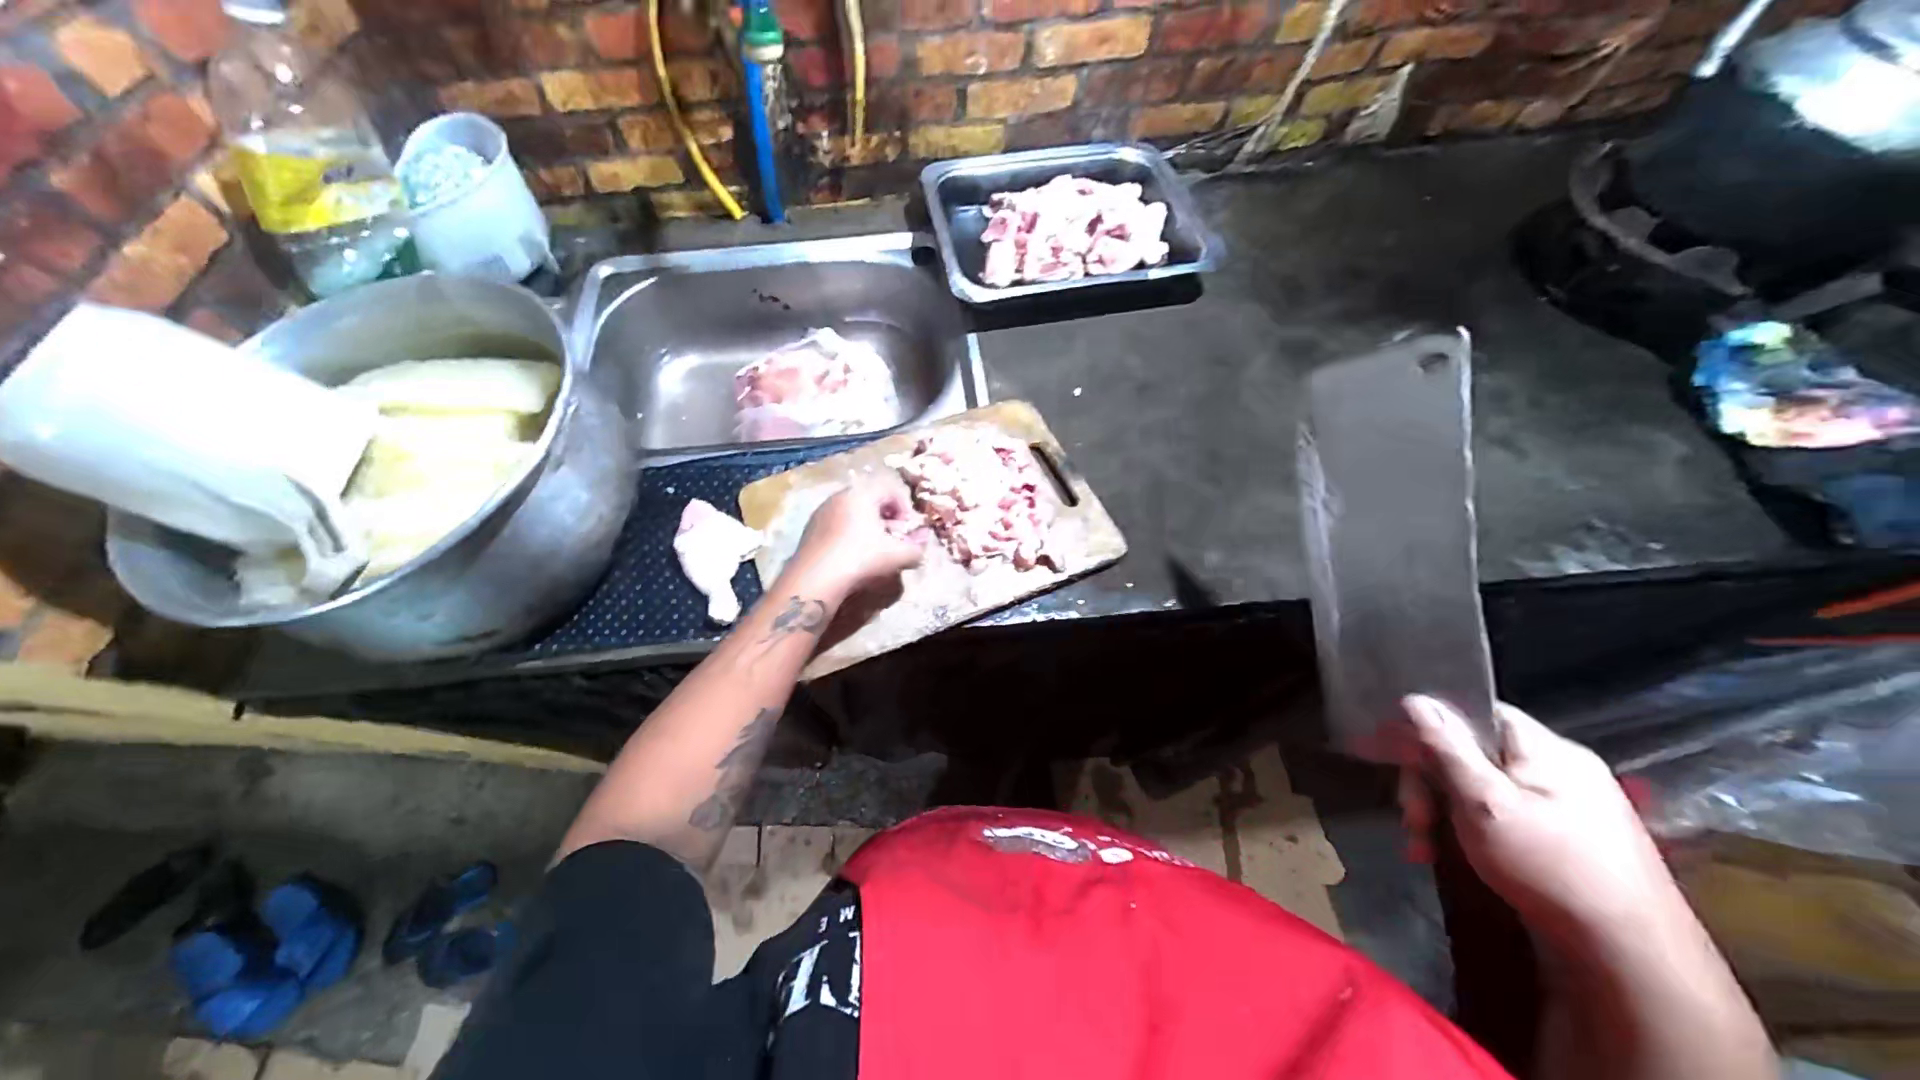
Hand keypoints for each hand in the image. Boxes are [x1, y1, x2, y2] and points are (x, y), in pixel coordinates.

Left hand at [783, 482, 924, 602]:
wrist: (814, 580)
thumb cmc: (860, 559)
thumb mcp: (897, 556)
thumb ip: (917, 547)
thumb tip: (924, 540)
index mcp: (861, 494)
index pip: (890, 489)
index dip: (905, 508)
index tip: (908, 530)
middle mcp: (839, 496)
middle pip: (870, 498)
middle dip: (886, 516)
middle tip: (893, 538)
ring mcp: (821, 511)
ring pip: (852, 511)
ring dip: (867, 525)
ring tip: (873, 548)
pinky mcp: (809, 529)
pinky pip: (836, 524)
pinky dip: (849, 533)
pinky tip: (851, 555)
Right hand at [1400, 695, 1686, 947]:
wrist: (1631, 957)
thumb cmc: (1549, 867)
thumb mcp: (1483, 802)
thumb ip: (1445, 747)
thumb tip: (1412, 698)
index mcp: (1546, 749)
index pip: (1474, 711)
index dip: (1429, 728)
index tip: (1395, 758)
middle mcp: (1559, 768)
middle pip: (1471, 753)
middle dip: (1430, 784)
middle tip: (1413, 821)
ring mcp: (1567, 805)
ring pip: (1481, 788)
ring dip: (1443, 813)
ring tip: (1425, 848)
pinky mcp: (1567, 838)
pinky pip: (1502, 815)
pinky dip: (1470, 831)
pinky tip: (1451, 856)